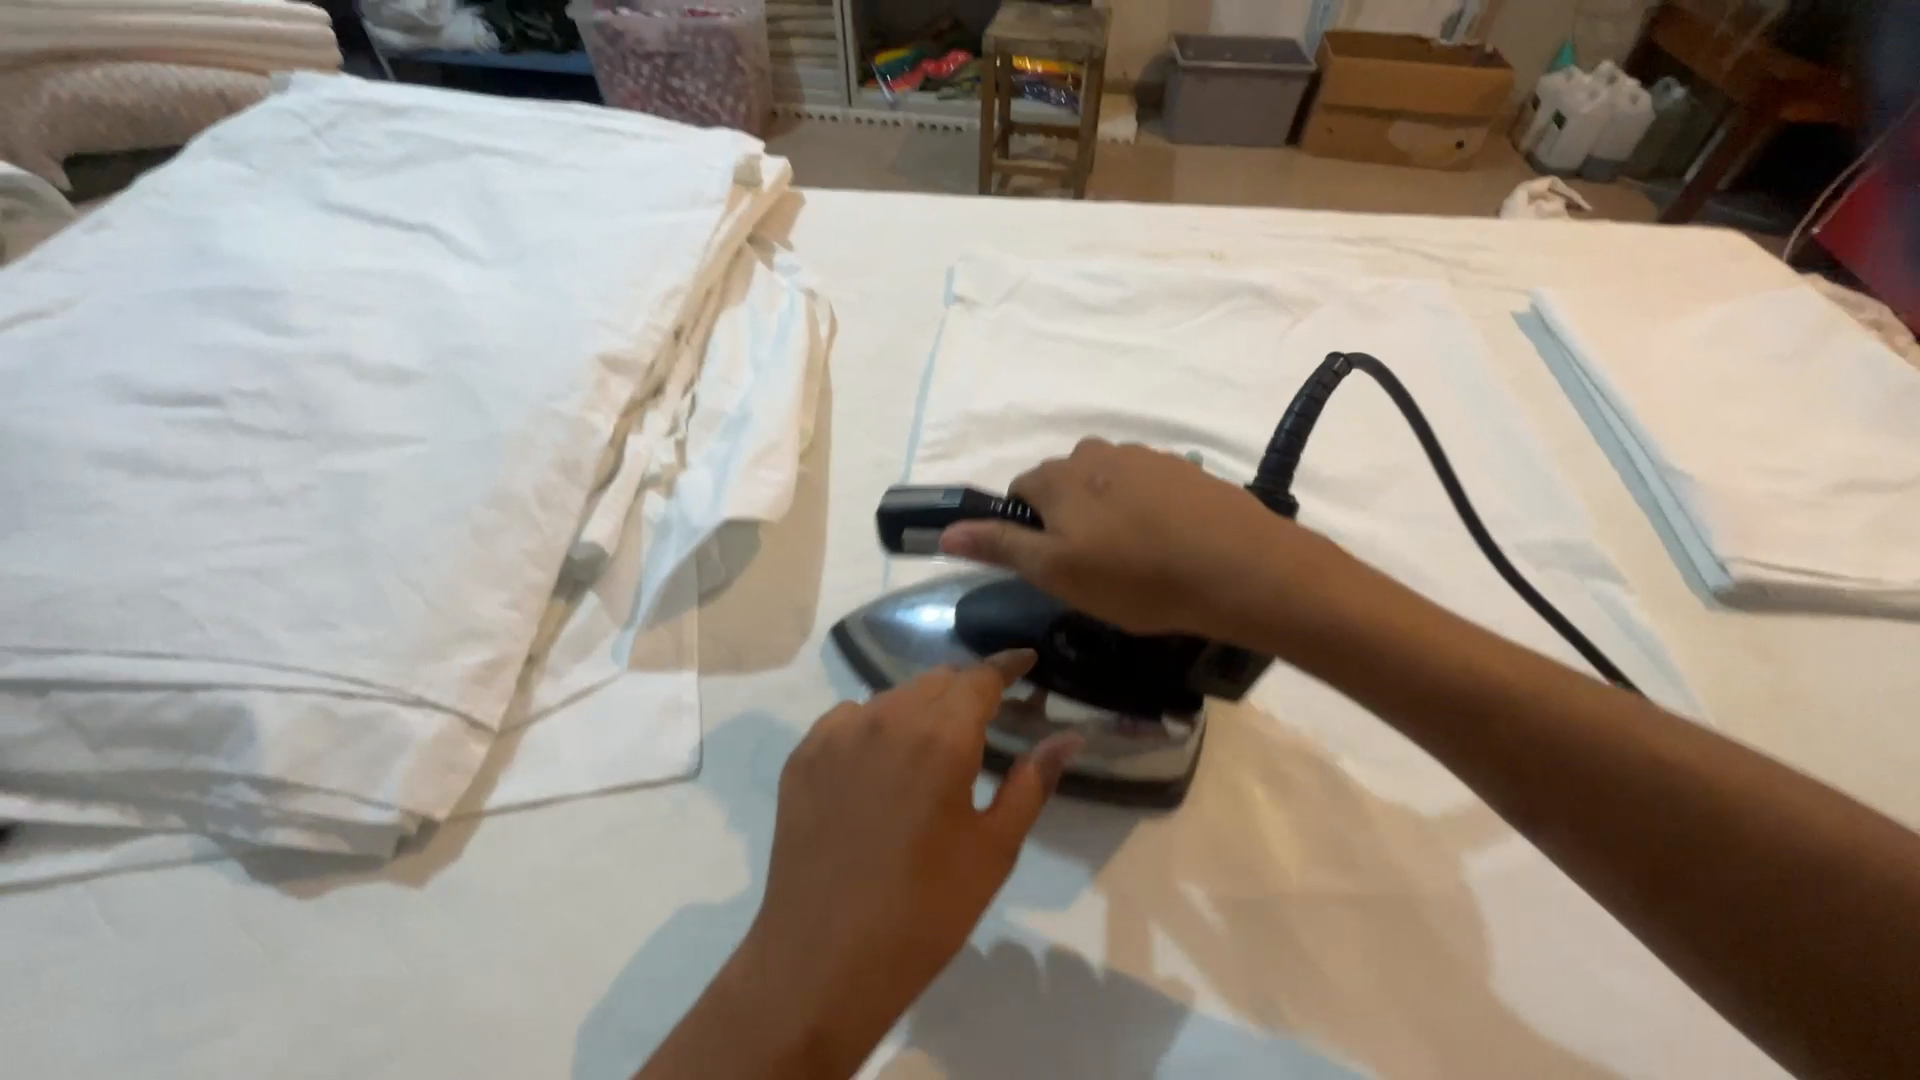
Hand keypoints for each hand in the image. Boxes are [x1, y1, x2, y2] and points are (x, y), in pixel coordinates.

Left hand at [741, 653, 1081, 1069]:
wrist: (823, 961)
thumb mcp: (994, 849)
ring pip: (891, 697)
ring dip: (921, 708)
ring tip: (934, 745)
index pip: (980, 677)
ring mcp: (836, 735)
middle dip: (966, 689)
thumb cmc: (926, 912)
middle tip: (987, 715)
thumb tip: (1068, 735)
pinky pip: (849, 719)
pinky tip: (881, 763)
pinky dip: (875, 725)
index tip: (1026, 661)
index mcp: (940, 737)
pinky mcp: (803, 757)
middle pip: (936, 682)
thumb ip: (1033, 782)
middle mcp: (885, 718)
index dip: (1007, 665)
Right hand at [938, 439, 1343, 639]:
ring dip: (1107, 515)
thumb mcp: (1056, 572)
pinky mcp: (1184, 470)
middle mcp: (1097, 453)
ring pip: (1105, 486)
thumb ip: (1000, 545)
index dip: (1027, 529)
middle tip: (1094, 569)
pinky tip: (1167, 545)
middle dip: (1067, 520)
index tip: (1052, 565)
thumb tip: (947, 530)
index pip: (1019, 491)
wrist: (1239, 568)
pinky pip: (1145, 489)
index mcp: (1059, 476)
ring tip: (1135, 560)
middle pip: (1063, 485)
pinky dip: (1145, 512)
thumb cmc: (1136, 577)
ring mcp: (1145, 457)